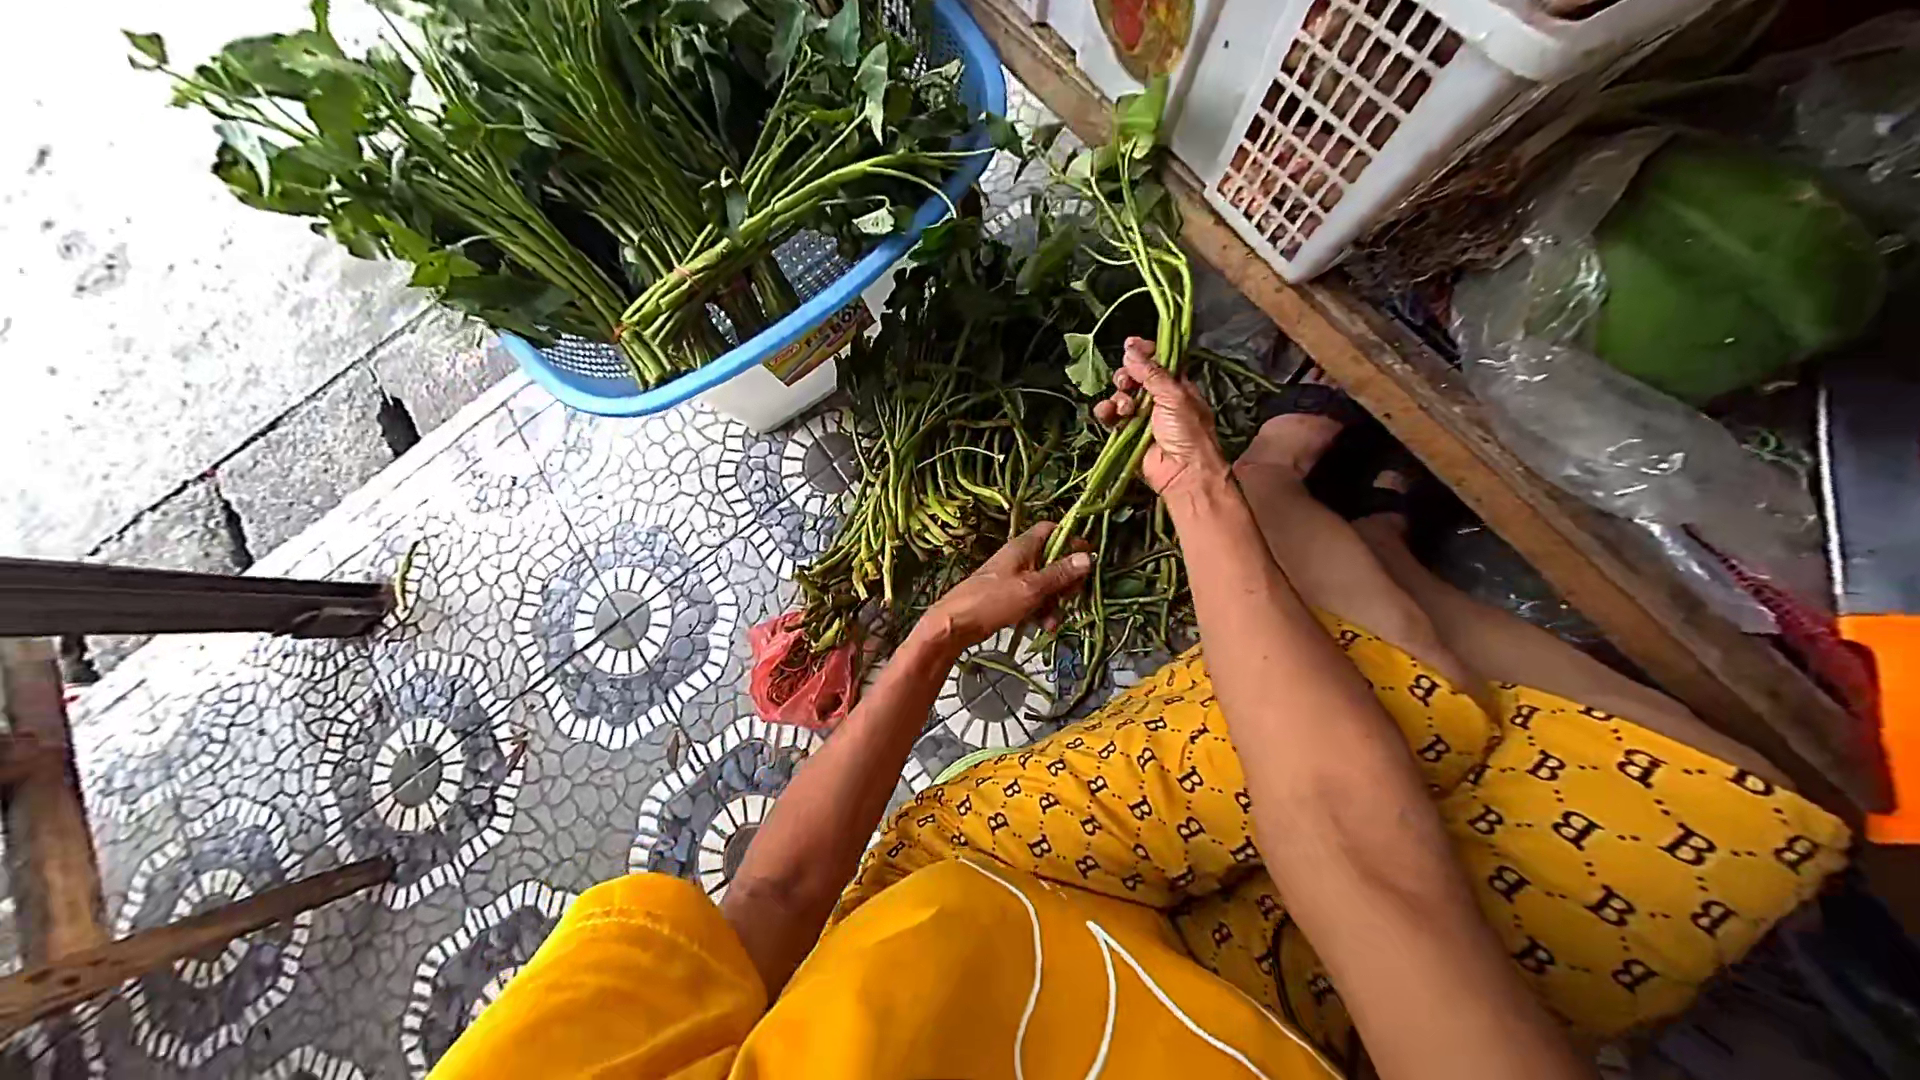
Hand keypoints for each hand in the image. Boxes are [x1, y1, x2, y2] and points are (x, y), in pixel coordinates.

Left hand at [917, 522, 1093, 654]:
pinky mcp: (1009, 596)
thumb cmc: (994, 600)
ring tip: (1053, 621)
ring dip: (1054, 602)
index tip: (1088, 558)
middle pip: (1054, 560)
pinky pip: (1033, 599)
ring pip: (1045, 584)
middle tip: (1071, 596)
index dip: (1072, 540)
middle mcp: (1020, 557)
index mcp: (1024, 546)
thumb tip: (1090, 557)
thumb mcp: (1033, 587)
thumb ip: (1061, 573)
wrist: (956, 624)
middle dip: (1066, 581)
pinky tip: (1043, 627)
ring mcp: (1014, 577)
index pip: (1052, 530)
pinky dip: (1041, 611)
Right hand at [1092, 338, 1230, 497]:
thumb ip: (1152, 372)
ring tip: (1125, 407)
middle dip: (1126, 376)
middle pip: (1135, 377)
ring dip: (1118, 397)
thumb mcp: (1175, 396)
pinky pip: (1110, 417)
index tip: (1130, 344)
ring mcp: (1141, 417)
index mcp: (1176, 386)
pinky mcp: (1126, 434)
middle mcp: (1158, 399)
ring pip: (1120, 396)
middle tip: (1126, 381)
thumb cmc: (1187, 432)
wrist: (1183, 473)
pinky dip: (1106, 412)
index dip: (1144, 352)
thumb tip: (1130, 350)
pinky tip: (1108, 414)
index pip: (1157, 362)